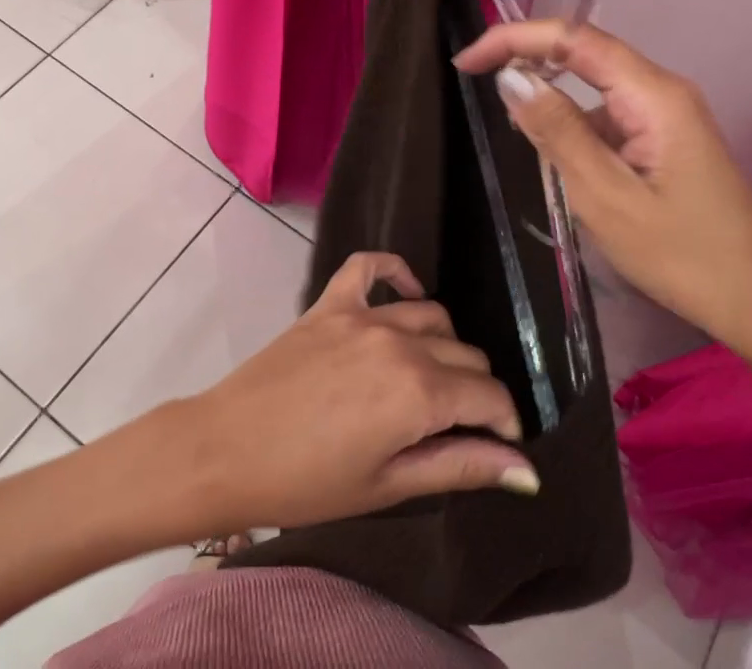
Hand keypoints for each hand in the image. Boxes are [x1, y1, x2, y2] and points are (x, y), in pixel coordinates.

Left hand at [171, 252, 537, 532]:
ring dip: (445, 348)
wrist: (223, 450)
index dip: (504, 425)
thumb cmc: (305, 483)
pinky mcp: (328, 305)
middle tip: (456, 426)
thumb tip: (528, 469)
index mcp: (419, 392)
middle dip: (476, 393)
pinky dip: (394, 271)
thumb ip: (461, 467)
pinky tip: (407, 293)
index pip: (490, 398)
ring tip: (431, 381)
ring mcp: (361, 316)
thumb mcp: (388, 486)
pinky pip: (369, 266)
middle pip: (467, 356)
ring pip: (431, 317)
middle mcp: (399, 342)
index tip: (498, 446)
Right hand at [453, 20, 751, 353]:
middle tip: (471, 78)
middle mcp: (662, 92)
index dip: (515, 38)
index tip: (465, 61)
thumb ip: (557, 132)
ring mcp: (666, 116)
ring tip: (503, 117)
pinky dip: (570, 124)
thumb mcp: (605, 196)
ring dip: (548, 93)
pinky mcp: (663, 142)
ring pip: (594, 87)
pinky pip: (606, 117)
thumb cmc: (680, 254)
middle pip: (585, 53)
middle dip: (526, 56)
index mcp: (653, 96)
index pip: (575, 39)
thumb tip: (511, 79)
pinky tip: (549, 152)